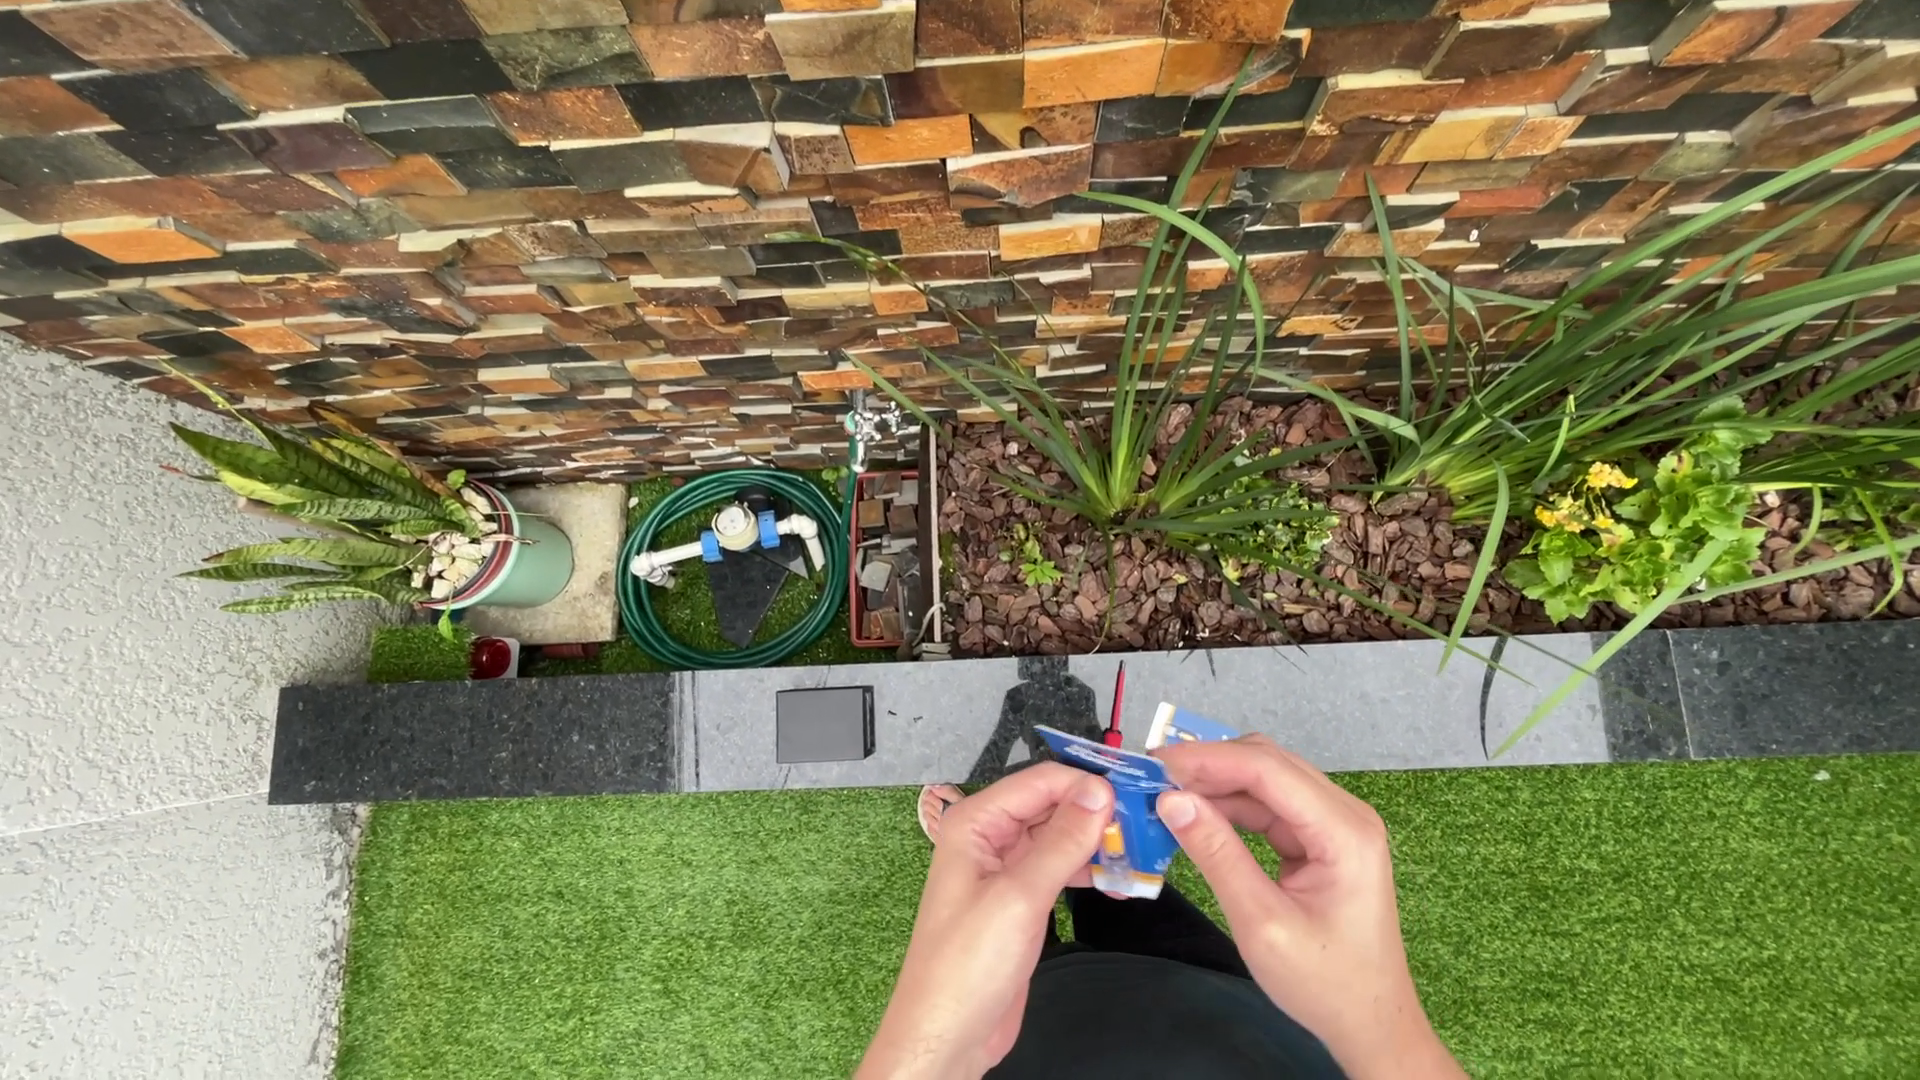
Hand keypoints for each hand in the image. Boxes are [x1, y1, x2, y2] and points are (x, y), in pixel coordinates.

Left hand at [857, 763, 1111, 1079]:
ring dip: (1095, 842)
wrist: (949, 1035)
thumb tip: (1097, 793)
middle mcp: (988, 836)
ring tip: (1137, 852)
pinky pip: (1059, 867)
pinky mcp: (1021, 896)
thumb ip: (1061, 841)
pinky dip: (1088, 870)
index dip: (1083, 784)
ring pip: (1058, 836)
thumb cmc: (965, 966)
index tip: (1129, 795)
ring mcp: (1005, 866)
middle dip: (1094, 812)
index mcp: (976, 822)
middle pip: (1050, 805)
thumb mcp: (1019, 896)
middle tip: (1142, 824)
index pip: (1038, 782)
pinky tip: (1119, 879)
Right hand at [1154, 737, 1463, 1079]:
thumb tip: (1170, 800)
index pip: (1267, 768)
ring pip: (1264, 777)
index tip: (1156, 763)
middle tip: (1155, 777)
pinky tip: (1197, 815)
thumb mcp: (1260, 923)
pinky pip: (1267, 801)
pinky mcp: (1318, 835)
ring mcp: (1334, 822)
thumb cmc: (1325, 984)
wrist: (1370, 1025)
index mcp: (1344, 831)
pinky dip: (1228, 804)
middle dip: (1208, 764)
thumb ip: (1216, 854)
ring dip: (1215, 782)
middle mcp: (1345, 813)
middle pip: (1266, 762)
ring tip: (1168, 795)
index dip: (1208, 759)